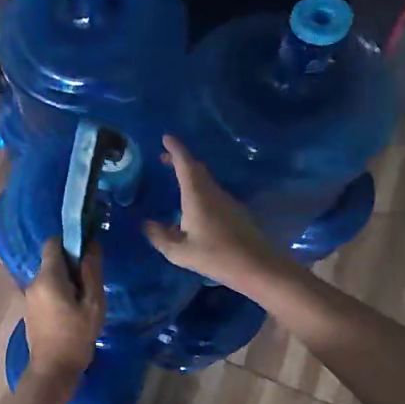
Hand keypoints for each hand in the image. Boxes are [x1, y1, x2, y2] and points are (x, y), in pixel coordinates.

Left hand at [23, 237, 104, 378]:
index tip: (88, 251)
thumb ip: (91, 271)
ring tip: (85, 298)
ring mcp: (29, 296)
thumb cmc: (76, 336)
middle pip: (52, 260)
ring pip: (50, 276)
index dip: (70, 241)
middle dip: (72, 263)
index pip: (53, 242)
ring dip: (67, 280)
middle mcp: (33, 282)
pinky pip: (46, 290)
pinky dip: (60, 292)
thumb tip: (91, 244)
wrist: (53, 370)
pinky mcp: (30, 309)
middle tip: (92, 279)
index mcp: (48, 277)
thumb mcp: (93, 303)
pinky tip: (73, 309)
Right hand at [145, 136, 289, 292]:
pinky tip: (194, 208)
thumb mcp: (180, 252)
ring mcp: (227, 201)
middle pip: (197, 169)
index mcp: (197, 196)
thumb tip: (147, 224)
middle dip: (180, 160)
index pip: (185, 163)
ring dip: (191, 176)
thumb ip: (160, 237)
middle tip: (164, 159)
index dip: (175, 149)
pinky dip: (200, 191)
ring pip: (206, 181)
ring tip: (177, 181)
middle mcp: (213, 192)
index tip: (166, 138)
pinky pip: (214, 194)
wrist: (257, 266)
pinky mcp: (236, 212)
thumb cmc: (216, 256)